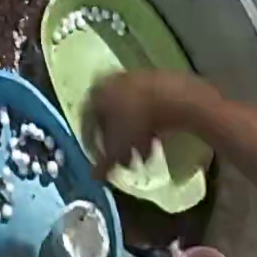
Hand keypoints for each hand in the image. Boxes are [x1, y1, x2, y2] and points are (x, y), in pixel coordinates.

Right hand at [86, 71, 217, 177]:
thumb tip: (94, 176)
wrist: (170, 96)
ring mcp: (128, 80)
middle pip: (106, 118)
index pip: (87, 124)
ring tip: (142, 156)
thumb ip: (104, 163)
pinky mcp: (148, 81)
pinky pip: (140, 107)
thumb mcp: (118, 147)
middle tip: (124, 161)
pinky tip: (154, 141)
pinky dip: (144, 125)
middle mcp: (107, 83)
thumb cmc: (136, 121)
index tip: (102, 163)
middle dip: (115, 142)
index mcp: (94, 95)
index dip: (93, 146)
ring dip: (132, 136)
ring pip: (125, 113)